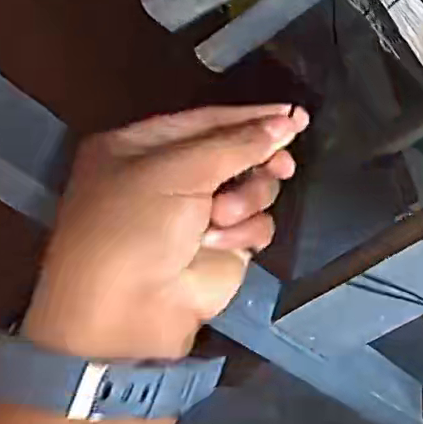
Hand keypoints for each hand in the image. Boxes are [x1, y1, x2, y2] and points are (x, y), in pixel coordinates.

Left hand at [23, 104, 305, 360]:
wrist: (127, 308)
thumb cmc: (133, 228)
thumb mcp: (177, 172)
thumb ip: (236, 145)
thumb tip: (286, 122)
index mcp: (146, 147)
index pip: (210, 120)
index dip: (252, 116)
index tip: (295, 114)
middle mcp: (176, 177)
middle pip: (240, 155)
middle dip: (258, 161)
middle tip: (282, 166)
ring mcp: (203, 213)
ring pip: (256, 191)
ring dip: (247, 201)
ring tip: (221, 217)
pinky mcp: (227, 245)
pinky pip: (259, 225)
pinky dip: (245, 232)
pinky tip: (221, 243)